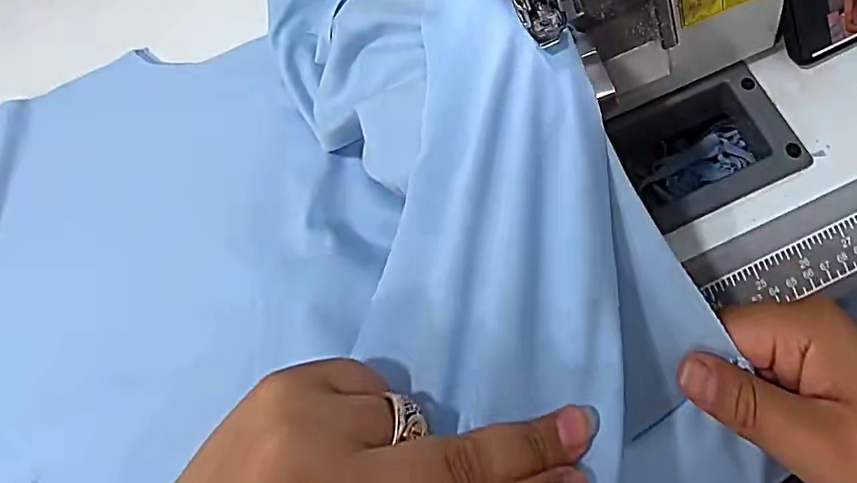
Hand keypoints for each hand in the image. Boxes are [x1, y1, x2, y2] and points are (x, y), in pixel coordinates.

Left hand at [179, 358, 594, 482]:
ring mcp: (294, 414)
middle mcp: (322, 458)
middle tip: (509, 456)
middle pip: (436, 439)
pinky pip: (357, 382)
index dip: (526, 456)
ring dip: (387, 442)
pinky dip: (353, 414)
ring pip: (395, 408)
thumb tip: (502, 470)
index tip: (580, 429)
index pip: (459, 476)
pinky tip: (317, 446)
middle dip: (475, 452)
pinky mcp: (276, 383)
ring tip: (336, 474)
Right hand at [678, 297, 856, 482]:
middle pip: (740, 343)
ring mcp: (825, 350)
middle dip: (723, 383)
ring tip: (733, 438)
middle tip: (705, 428)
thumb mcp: (820, 445)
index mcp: (808, 322)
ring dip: (745, 401)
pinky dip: (767, 409)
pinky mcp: (833, 377)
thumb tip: (684, 364)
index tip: (678, 400)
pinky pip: (781, 382)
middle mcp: (813, 324)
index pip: (726, 325)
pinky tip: (763, 438)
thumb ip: (749, 403)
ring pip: (758, 366)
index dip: (702, 361)